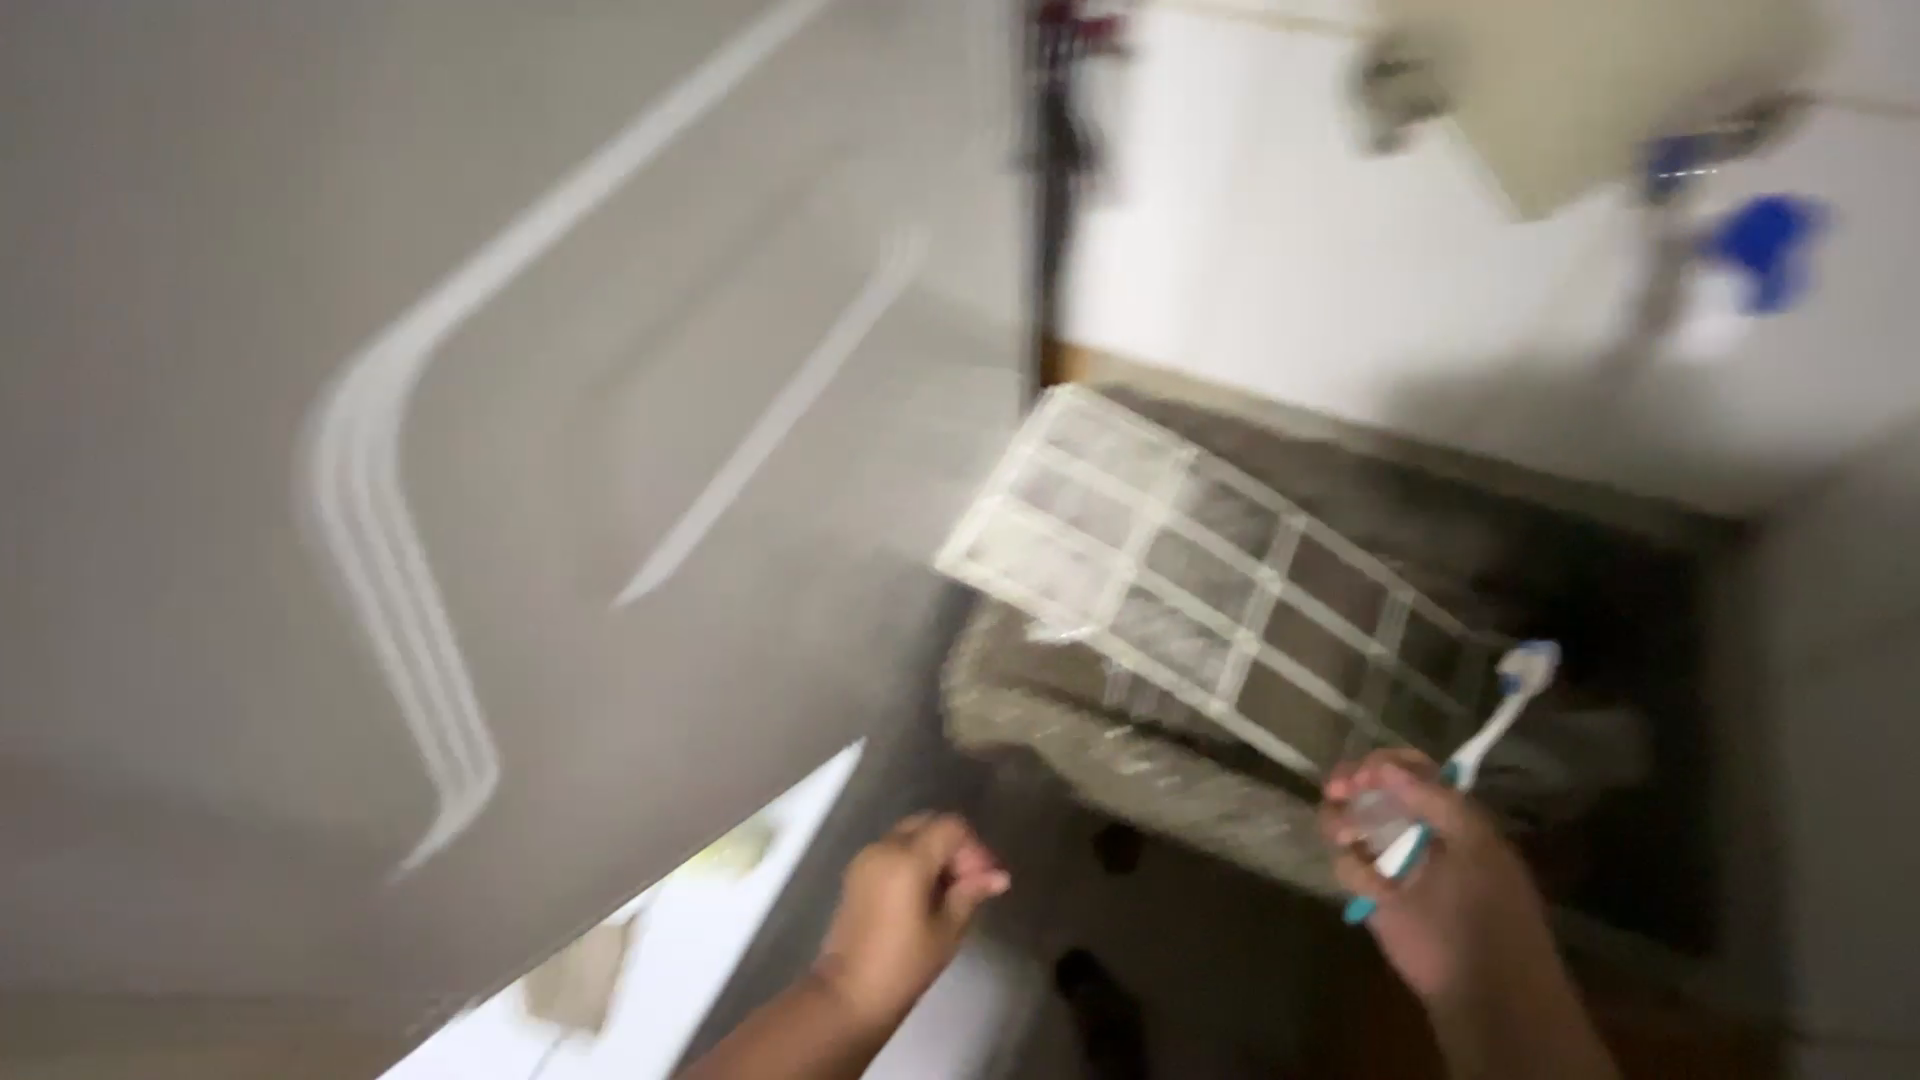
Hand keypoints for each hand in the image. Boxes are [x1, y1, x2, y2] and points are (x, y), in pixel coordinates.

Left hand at [813, 813, 1009, 1026]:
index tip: (985, 879)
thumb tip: (999, 876)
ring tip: (950, 890)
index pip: (951, 827)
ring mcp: (866, 857)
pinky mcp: (856, 872)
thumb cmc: (903, 966)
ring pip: (910, 834)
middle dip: (955, 846)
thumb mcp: (947, 930)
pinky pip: (892, 849)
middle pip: (929, 823)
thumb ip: (971, 892)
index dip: (974, 848)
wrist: (848, 995)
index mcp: (907, 858)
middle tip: (971, 881)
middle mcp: (884, 847)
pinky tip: (925, 892)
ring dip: (934, 851)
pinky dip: (913, 858)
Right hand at [1321, 750, 1561, 1005]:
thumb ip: (1436, 800)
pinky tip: (1373, 889)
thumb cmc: (1489, 911)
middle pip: (1371, 788)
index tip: (1367, 773)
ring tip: (1345, 835)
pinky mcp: (1368, 889)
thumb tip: (1382, 766)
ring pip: (1348, 819)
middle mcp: (1416, 828)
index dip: (1384, 763)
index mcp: (1449, 814)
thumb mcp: (1477, 848)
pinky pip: (1345, 863)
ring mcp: (1389, 857)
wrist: (1483, 987)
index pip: (1411, 769)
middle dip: (1351, 782)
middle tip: (1337, 789)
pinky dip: (1353, 869)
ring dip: (1340, 819)